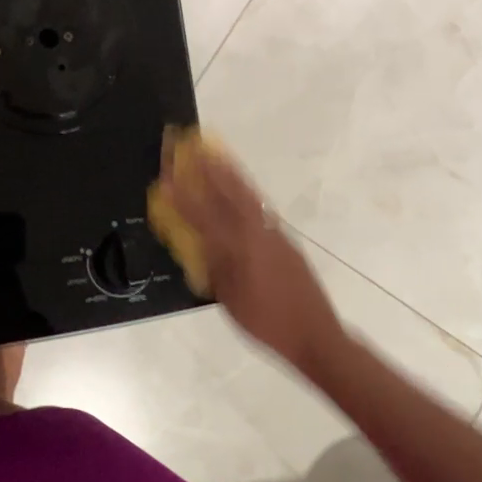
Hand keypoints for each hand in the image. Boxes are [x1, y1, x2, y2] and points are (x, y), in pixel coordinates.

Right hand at [158, 140, 346, 368]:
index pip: (203, 216)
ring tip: (213, 152)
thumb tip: (197, 243)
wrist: (317, 335)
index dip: (182, 195)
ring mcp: (274, 234)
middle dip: (206, 168)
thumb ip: (214, 268)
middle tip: (189, 146)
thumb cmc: (267, 324)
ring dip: (227, 172)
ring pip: (247, 195)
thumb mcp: (230, 300)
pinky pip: (259, 206)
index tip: (164, 175)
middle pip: (227, 193)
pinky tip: (238, 187)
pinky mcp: (285, 240)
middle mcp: (257, 234)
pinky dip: (244, 189)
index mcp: (239, 249)